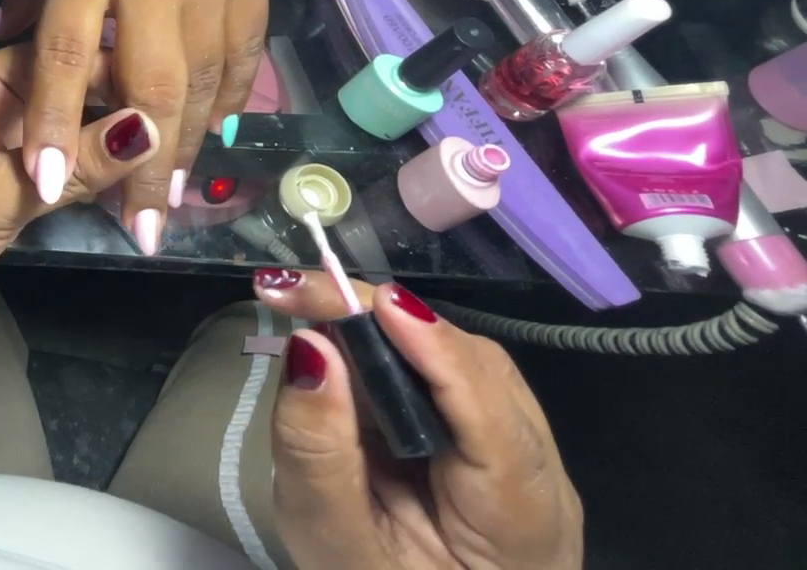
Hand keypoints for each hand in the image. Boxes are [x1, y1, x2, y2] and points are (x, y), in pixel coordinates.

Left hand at [0, 0, 270, 254]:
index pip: (61, 59)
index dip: (52, 127)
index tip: (44, 188)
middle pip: (148, 89)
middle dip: (143, 168)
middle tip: (138, 230)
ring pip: (204, 82)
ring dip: (190, 147)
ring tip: (175, 201)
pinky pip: (242, 52)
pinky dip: (229, 100)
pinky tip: (215, 135)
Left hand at [0, 46, 162, 331]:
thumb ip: (73, 165)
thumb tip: (151, 130)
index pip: (59, 57)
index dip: (116, 67)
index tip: (177, 83)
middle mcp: (0, 102)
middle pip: (71, 92)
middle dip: (123, 109)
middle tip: (193, 126)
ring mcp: (9, 140)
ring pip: (73, 130)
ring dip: (115, 144)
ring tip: (180, 154)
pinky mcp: (16, 176)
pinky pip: (65, 163)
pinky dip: (96, 172)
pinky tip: (141, 180)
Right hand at [253, 269, 583, 568]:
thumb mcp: (331, 541)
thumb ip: (318, 454)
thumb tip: (309, 346)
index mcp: (522, 532)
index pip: (497, 429)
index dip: (441, 356)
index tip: (378, 303)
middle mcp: (541, 482)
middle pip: (481, 377)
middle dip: (391, 322)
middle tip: (293, 292)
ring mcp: (515, 454)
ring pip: (461, 362)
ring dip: (381, 325)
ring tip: (301, 301)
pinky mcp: (477, 436)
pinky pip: (438, 373)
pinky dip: (382, 343)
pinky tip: (335, 332)